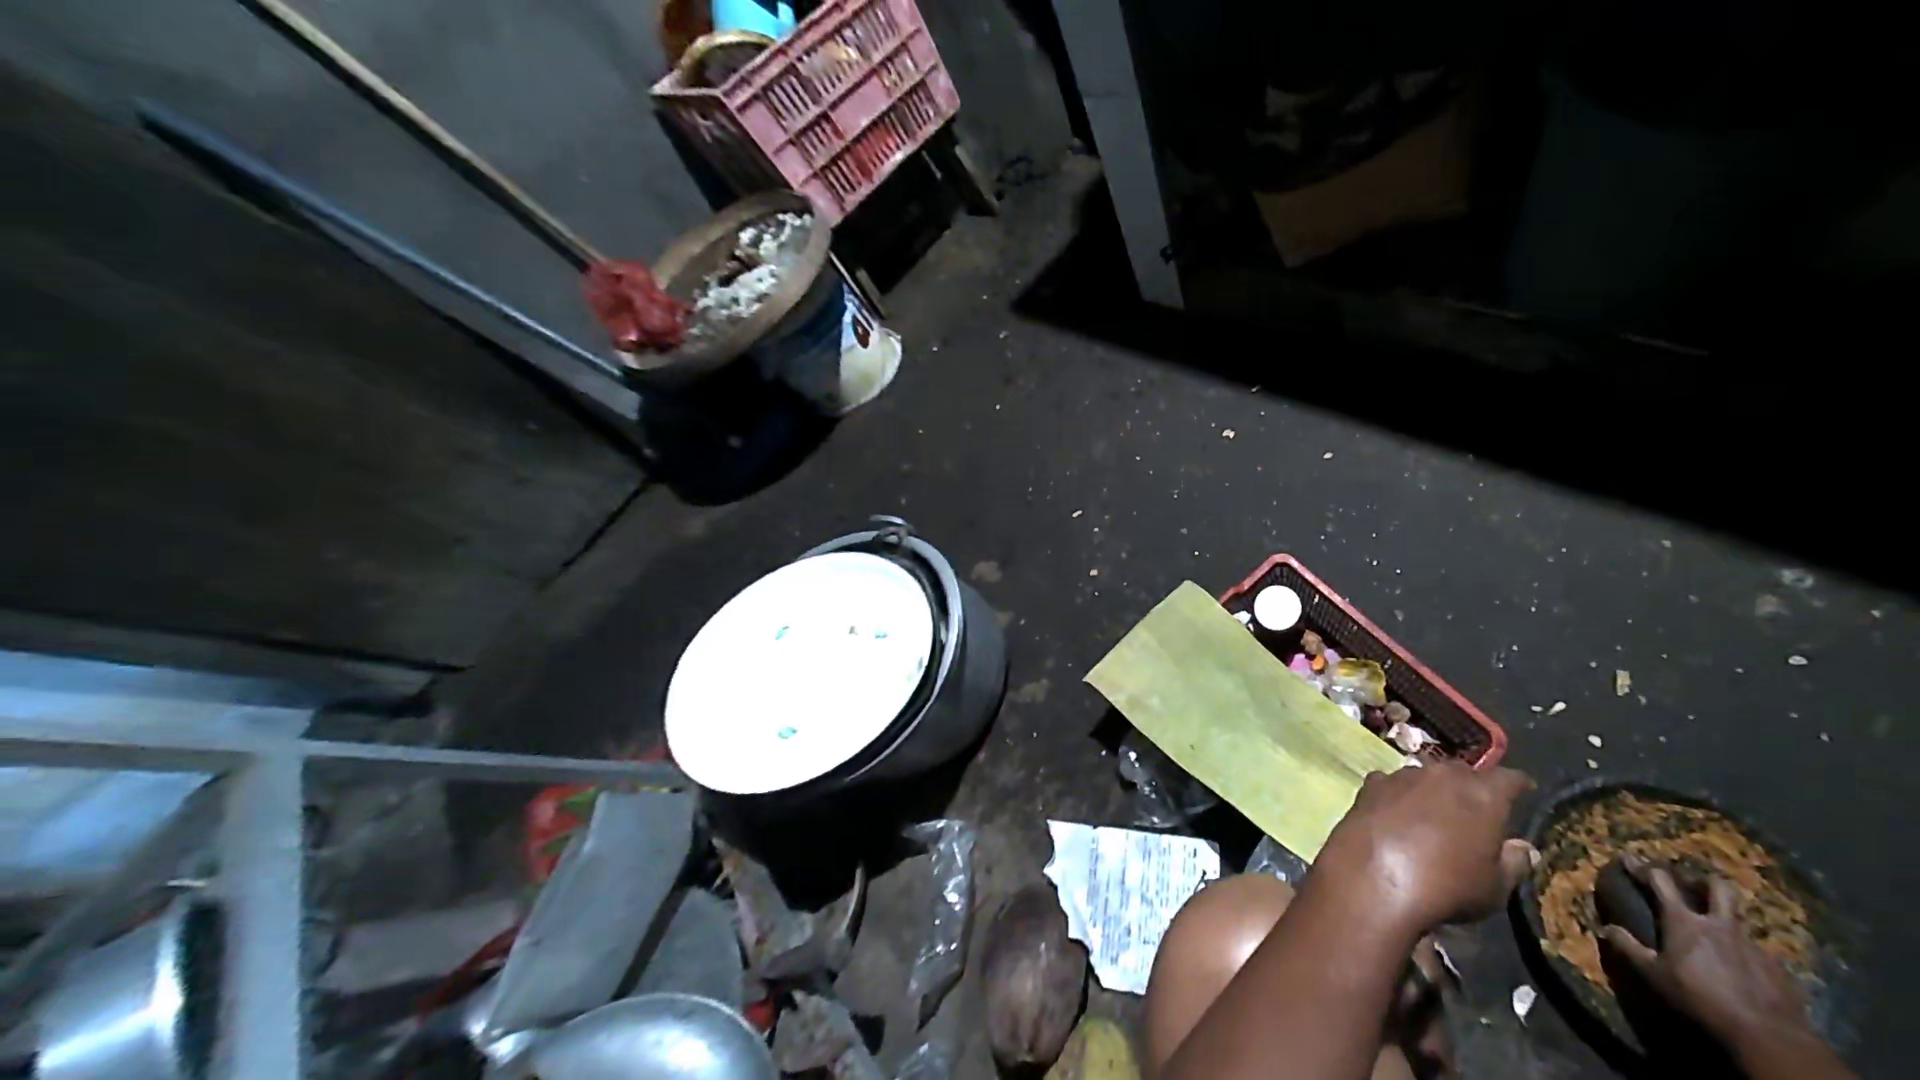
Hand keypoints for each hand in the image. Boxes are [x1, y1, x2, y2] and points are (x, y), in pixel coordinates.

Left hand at [1314, 761, 1536, 934]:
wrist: (1373, 878)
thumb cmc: (1448, 885)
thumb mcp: (1495, 885)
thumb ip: (1513, 862)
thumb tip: (1522, 847)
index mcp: (1482, 794)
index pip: (1508, 778)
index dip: (1517, 784)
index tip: (1523, 788)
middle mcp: (1441, 775)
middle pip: (1462, 773)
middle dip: (1470, 786)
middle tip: (1474, 808)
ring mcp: (1401, 776)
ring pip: (1423, 775)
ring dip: (1430, 789)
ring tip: (1431, 812)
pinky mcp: (1370, 785)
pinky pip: (1389, 784)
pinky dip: (1396, 795)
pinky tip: (1394, 811)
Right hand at [1598, 858, 1811, 1046]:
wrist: (1768, 1035)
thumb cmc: (1698, 997)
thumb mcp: (1652, 974)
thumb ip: (1627, 947)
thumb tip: (1605, 927)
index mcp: (1684, 922)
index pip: (1660, 882)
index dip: (1642, 867)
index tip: (1628, 858)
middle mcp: (1719, 925)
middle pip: (1717, 888)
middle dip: (1703, 881)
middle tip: (1692, 886)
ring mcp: (1752, 945)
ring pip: (1740, 919)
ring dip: (1725, 919)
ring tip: (1715, 932)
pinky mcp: (1777, 968)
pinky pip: (1756, 951)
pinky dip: (1742, 952)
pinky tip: (1738, 968)